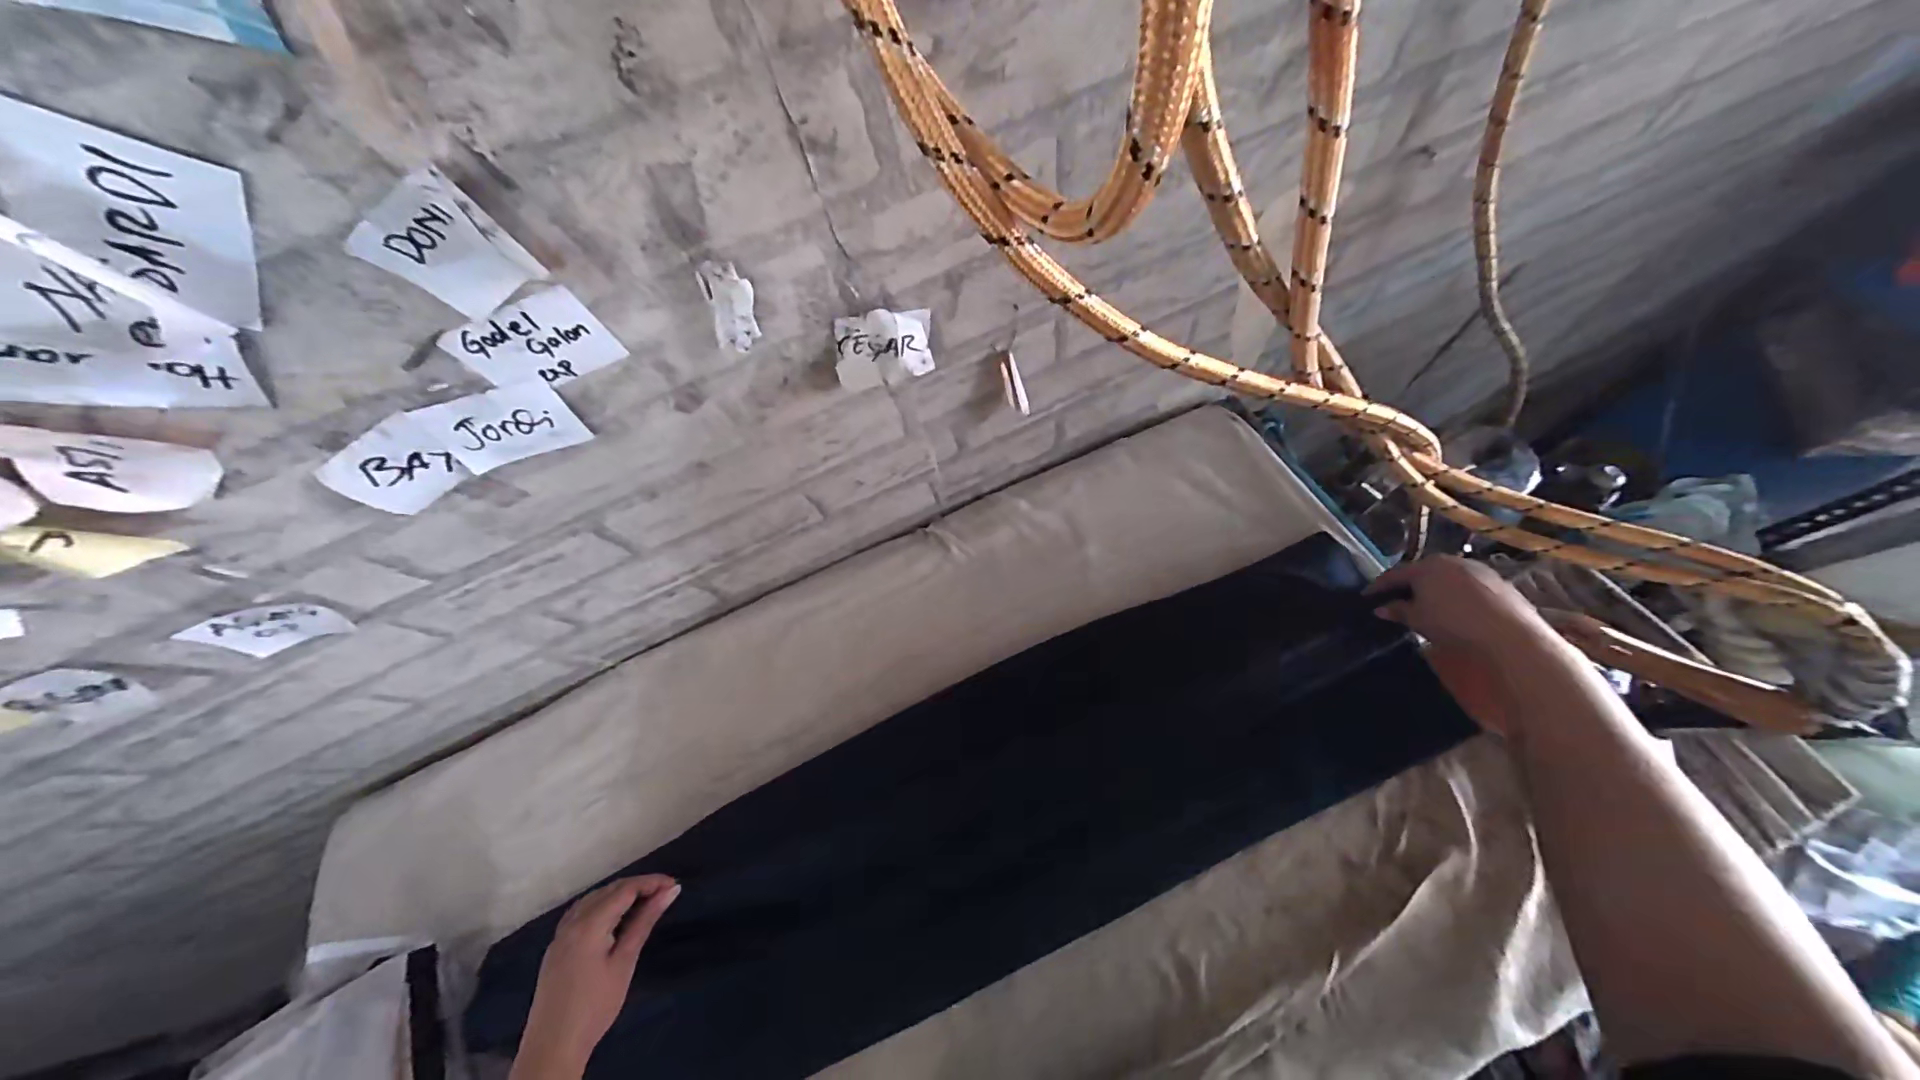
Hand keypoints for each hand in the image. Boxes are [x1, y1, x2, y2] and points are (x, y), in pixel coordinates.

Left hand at [510, 875, 680, 1079]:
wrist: (553, 1046)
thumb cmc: (596, 1005)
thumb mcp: (625, 961)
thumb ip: (645, 921)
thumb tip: (670, 891)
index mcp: (588, 924)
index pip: (624, 889)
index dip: (651, 882)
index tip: (675, 885)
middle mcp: (571, 922)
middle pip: (608, 890)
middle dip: (638, 886)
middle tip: (665, 892)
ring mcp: (560, 935)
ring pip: (594, 899)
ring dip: (619, 894)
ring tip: (645, 901)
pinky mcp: (556, 947)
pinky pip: (581, 912)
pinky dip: (602, 905)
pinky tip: (614, 916)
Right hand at [1366, 556, 1568, 735]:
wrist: (1510, 634)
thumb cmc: (1453, 624)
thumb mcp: (1418, 620)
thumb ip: (1398, 611)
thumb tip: (1381, 609)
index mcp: (1426, 566)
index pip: (1394, 573)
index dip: (1379, 586)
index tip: (1367, 596)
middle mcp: (1451, 561)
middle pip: (1423, 571)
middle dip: (1409, 584)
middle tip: (1397, 598)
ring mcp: (1478, 569)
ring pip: (1447, 576)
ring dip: (1435, 588)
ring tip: (1427, 604)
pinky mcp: (1499, 582)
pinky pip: (1468, 585)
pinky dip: (1457, 594)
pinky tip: (1457, 609)